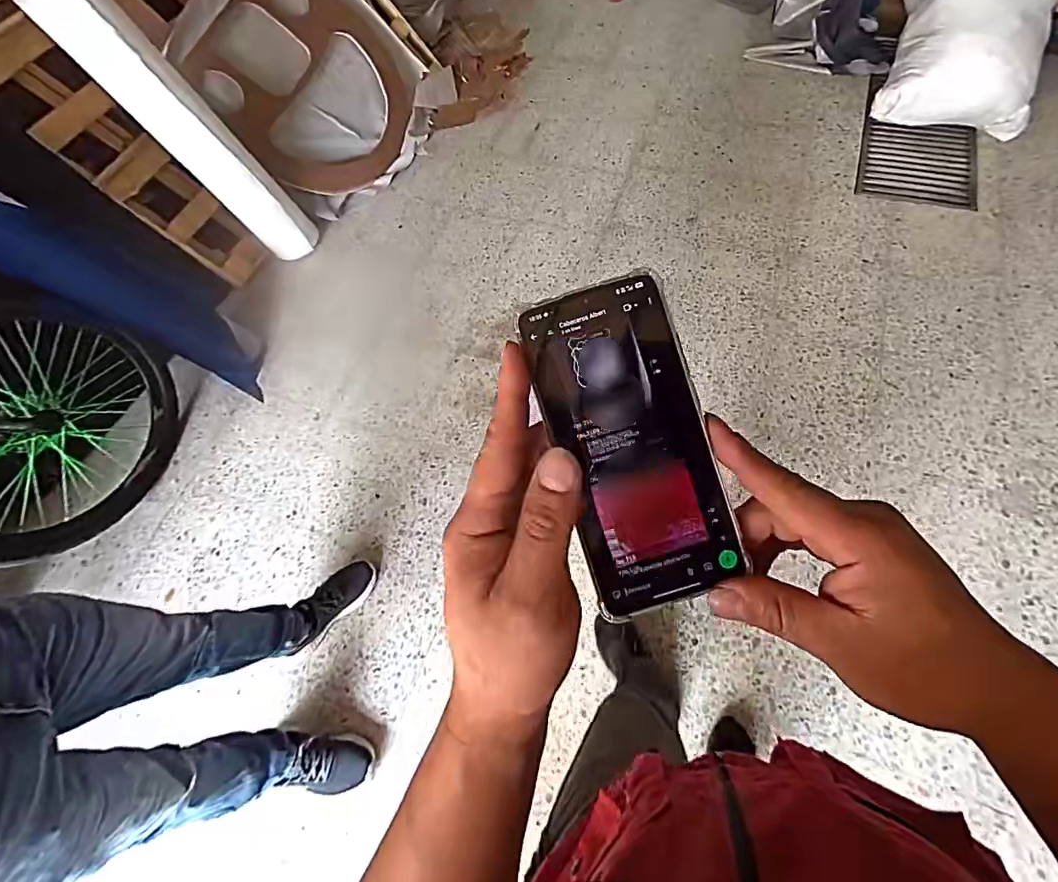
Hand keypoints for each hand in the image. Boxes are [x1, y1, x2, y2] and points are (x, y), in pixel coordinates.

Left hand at [441, 342, 583, 741]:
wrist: (505, 703)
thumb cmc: (508, 656)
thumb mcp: (527, 590)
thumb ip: (544, 525)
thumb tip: (560, 461)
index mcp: (478, 525)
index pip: (498, 450)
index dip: (509, 400)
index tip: (515, 354)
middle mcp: (488, 520)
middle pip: (512, 453)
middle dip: (529, 406)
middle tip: (551, 366)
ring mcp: (505, 533)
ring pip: (529, 473)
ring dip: (547, 437)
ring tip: (571, 402)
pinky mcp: (524, 545)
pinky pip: (543, 498)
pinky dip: (561, 473)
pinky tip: (579, 463)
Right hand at [704, 416, 1045, 734]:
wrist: (991, 684)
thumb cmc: (933, 666)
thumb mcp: (838, 642)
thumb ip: (773, 608)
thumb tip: (725, 591)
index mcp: (859, 536)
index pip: (784, 488)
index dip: (741, 456)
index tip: (714, 429)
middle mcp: (867, 520)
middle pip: (784, 507)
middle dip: (746, 536)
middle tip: (725, 573)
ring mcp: (873, 528)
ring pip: (798, 519)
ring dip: (767, 545)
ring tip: (753, 585)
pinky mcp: (875, 541)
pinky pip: (817, 530)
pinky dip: (790, 549)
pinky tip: (779, 578)